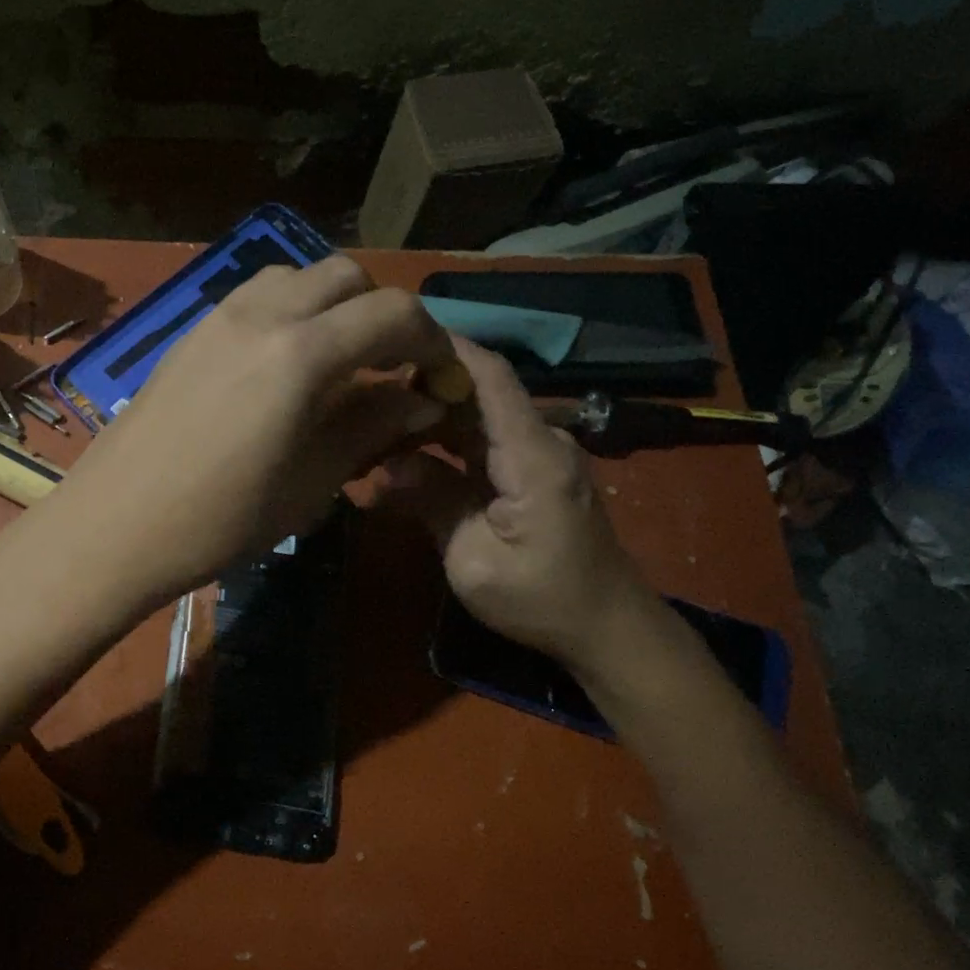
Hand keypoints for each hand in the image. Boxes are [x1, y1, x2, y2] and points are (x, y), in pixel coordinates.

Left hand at [38, 256, 453, 606]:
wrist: (115, 524)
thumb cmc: (220, 520)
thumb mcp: (311, 482)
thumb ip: (371, 427)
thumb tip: (420, 398)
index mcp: (301, 352)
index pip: (393, 314)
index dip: (432, 341)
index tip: (440, 377)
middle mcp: (262, 313)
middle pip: (346, 275)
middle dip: (382, 311)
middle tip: (388, 366)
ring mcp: (218, 316)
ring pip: (296, 275)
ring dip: (331, 304)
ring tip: (336, 361)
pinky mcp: (190, 331)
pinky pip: (254, 296)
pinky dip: (288, 310)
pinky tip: (283, 365)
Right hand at [381, 338, 655, 669]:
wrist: (608, 630)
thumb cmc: (541, 599)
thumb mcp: (472, 558)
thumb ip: (432, 500)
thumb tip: (385, 464)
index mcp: (531, 454)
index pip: (488, 375)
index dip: (442, 349)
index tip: (388, 339)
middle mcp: (540, 440)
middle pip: (477, 391)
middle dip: (420, 386)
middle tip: (361, 396)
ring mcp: (537, 456)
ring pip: (475, 416)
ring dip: (427, 418)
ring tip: (371, 427)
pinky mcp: (531, 474)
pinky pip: (482, 443)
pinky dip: (443, 444)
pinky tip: (403, 457)